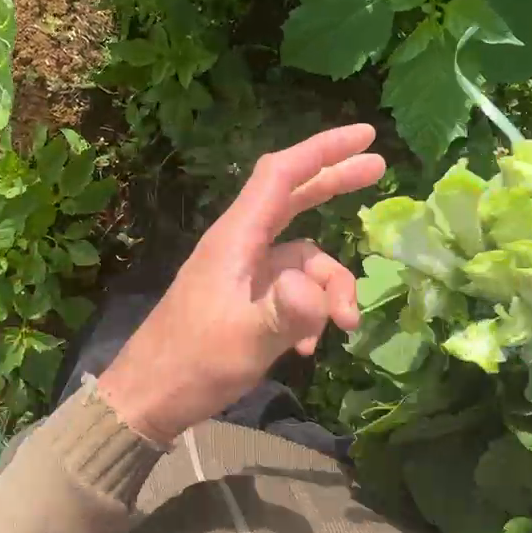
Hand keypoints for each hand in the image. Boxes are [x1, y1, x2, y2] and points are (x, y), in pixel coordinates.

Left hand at [96, 125, 385, 443]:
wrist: (150, 396)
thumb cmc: (192, 363)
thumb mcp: (244, 341)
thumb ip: (284, 314)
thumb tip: (316, 290)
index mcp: (236, 237)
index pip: (281, 174)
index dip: (323, 149)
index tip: (366, 136)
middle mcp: (241, 245)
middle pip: (295, 198)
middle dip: (336, 184)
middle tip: (380, 170)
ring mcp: (245, 273)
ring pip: (303, 260)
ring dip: (329, 290)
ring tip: (343, 327)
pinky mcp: (247, 299)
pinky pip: (292, 293)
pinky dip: (309, 314)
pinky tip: (305, 350)